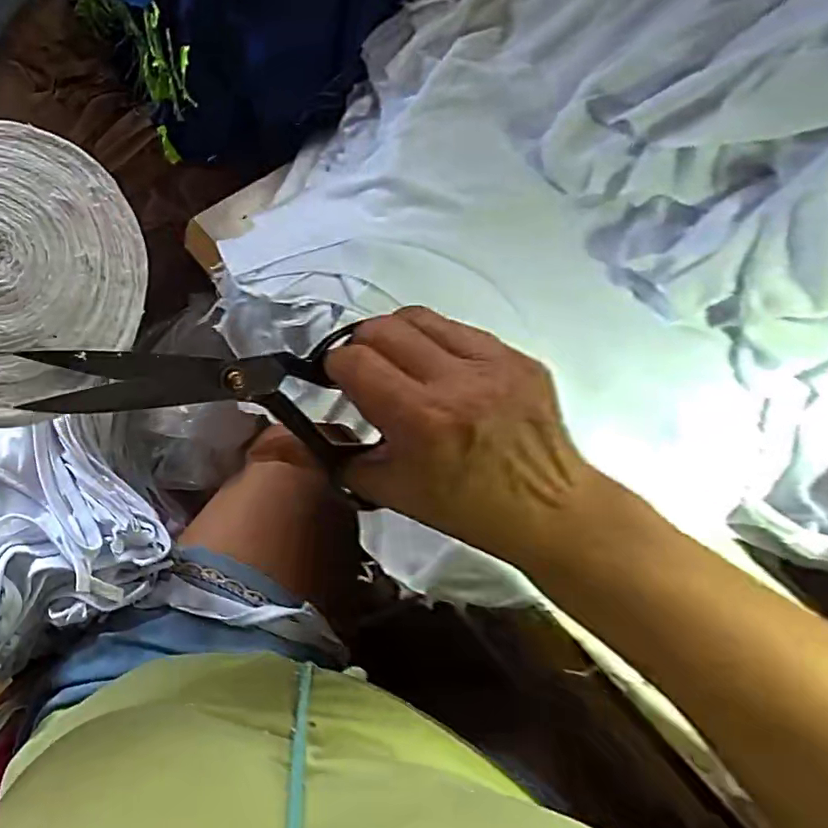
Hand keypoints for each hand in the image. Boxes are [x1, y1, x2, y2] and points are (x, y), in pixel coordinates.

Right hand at [306, 306, 609, 568]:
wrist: (550, 510)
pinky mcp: (518, 358)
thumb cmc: (460, 505)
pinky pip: (457, 328)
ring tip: (394, 364)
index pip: (353, 359)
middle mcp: (457, 383)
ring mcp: (493, 366)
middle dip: (357, 347)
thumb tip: (277, 438)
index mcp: (419, 418)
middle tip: (360, 373)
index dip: (332, 369)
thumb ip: (322, 454)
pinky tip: (433, 369)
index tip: (334, 384)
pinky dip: (432, 341)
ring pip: (417, 317)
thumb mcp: (379, 485)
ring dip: (393, 336)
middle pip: (380, 328)